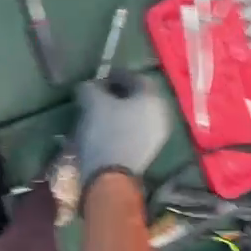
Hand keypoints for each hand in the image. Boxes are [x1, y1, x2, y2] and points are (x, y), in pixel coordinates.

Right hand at [73, 70, 173, 190]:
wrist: (110, 175)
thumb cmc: (104, 134)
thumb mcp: (92, 104)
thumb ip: (90, 88)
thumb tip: (88, 85)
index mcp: (152, 97)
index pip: (136, 77)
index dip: (117, 75)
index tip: (101, 78)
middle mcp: (161, 113)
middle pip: (139, 97)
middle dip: (120, 94)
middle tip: (101, 96)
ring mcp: (157, 134)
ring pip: (138, 115)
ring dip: (121, 112)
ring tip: (101, 115)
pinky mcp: (148, 151)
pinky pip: (136, 130)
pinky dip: (123, 126)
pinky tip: (107, 131)